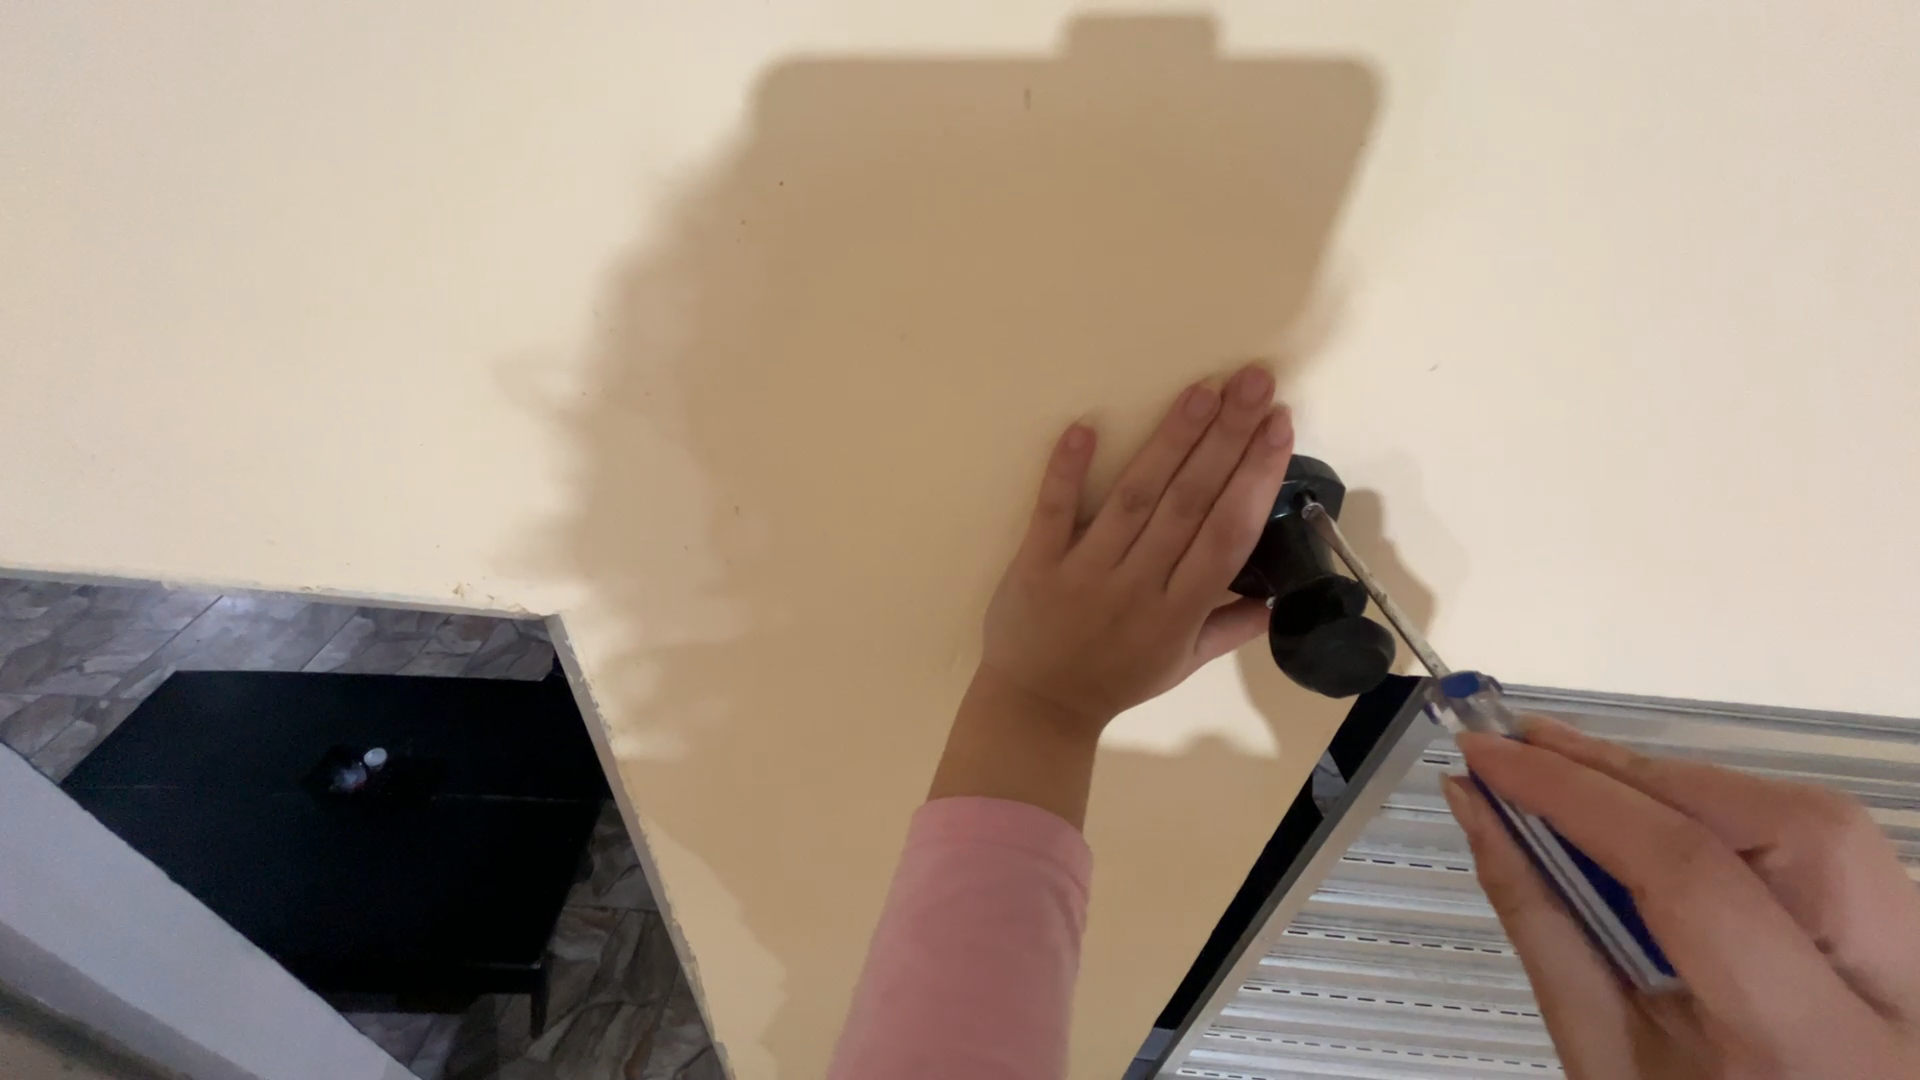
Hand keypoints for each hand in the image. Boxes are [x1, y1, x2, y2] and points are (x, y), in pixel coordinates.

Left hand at [978, 363, 1293, 729]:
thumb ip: (1226, 630)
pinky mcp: (1037, 563)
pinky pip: (1054, 512)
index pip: (1228, 534)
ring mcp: (1084, 571)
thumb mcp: (1179, 666)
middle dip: (1225, 439)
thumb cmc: (1114, 681)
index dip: (1257, 478)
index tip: (1280, 427)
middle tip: (1252, 382)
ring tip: (1200, 392)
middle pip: (1189, 503)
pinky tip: (1084, 426)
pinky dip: (1067, 470)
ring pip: (1134, 499)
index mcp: (1179, 611)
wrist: (1037, 705)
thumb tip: (1274, 601)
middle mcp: (1138, 584)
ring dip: (1169, 443)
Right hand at [1447, 718, 1919, 1078]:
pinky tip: (1641, 816)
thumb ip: (1534, 915)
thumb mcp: (1596, 1050)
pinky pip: (1817, 846)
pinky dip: (1712, 812)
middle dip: (1634, 772)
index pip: (1688, 871)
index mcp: (1817, 1053)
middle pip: (1784, 825)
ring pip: (1812, 822)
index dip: (1570, 790)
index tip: (1482, 752)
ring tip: (1575, 777)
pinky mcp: (1915, 951)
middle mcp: (1912, 1002)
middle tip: (1530, 750)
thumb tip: (1471, 800)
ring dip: (1672, 784)